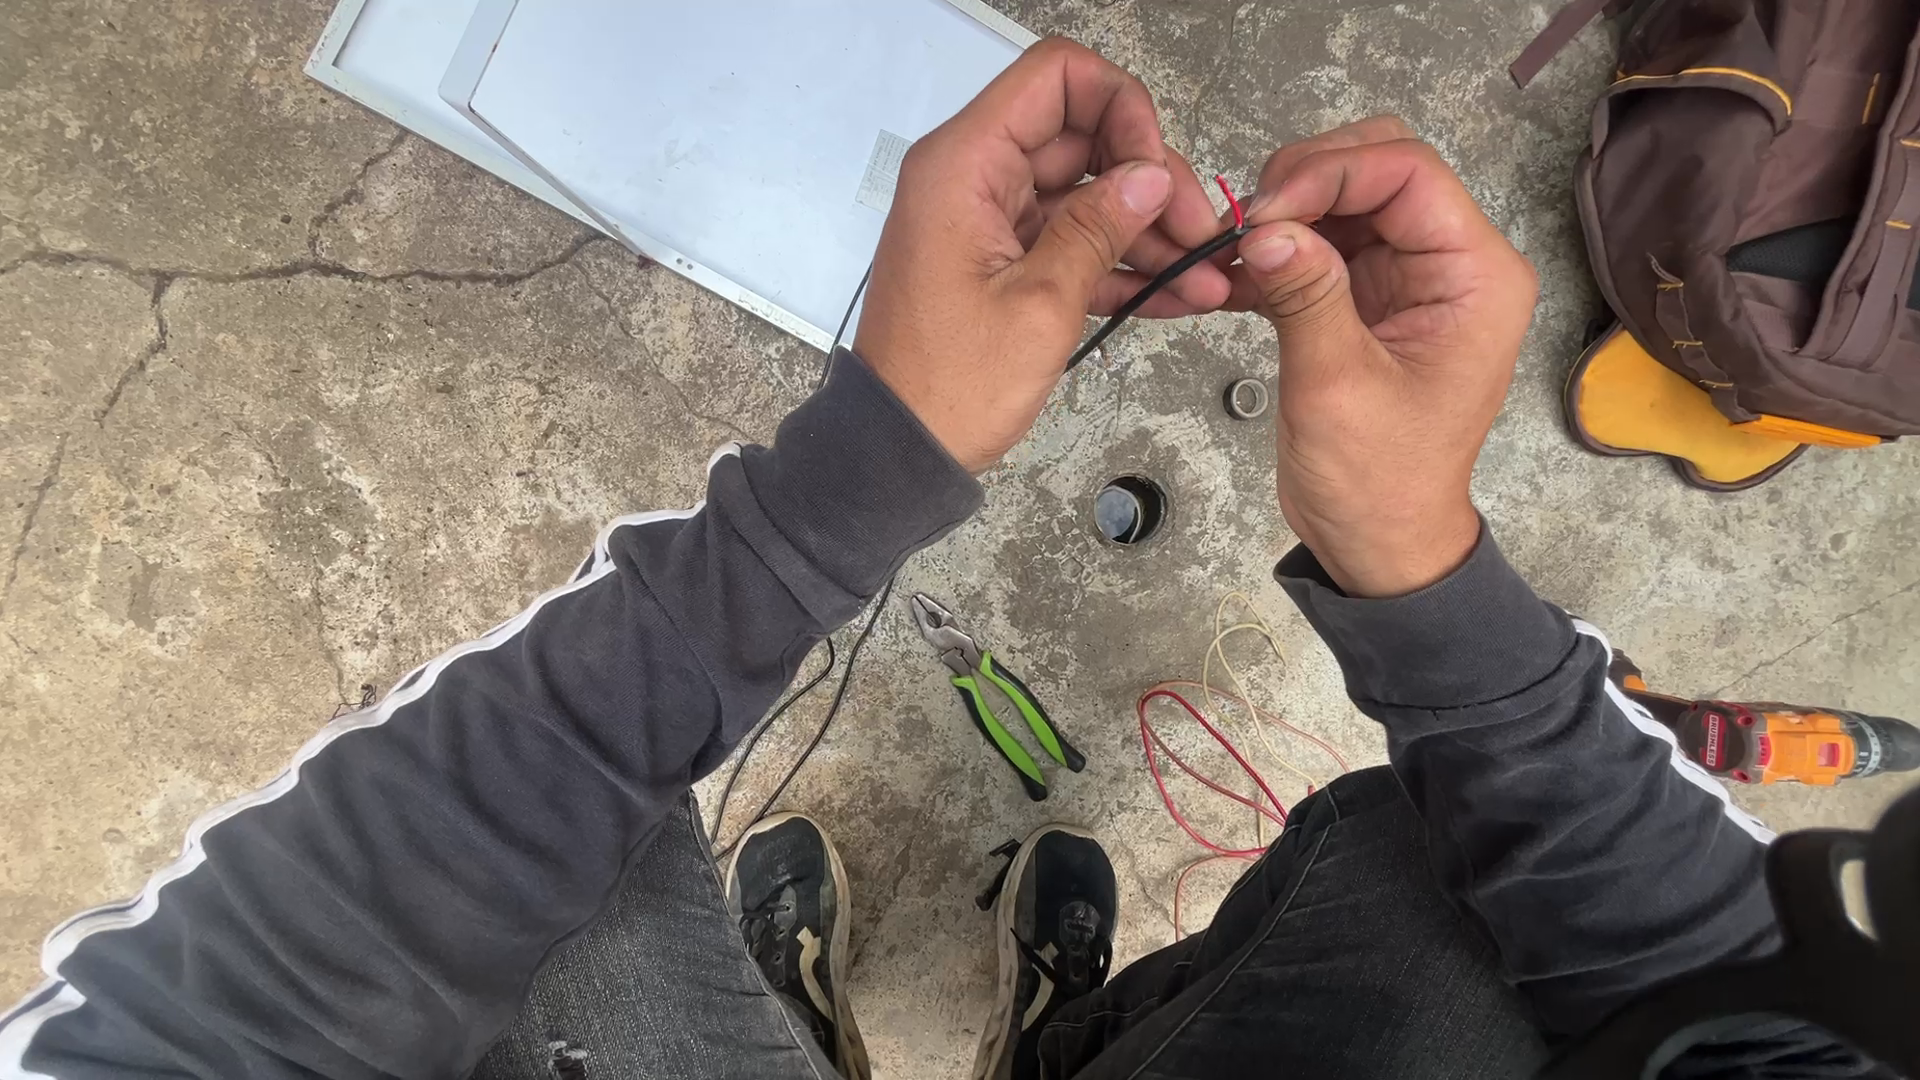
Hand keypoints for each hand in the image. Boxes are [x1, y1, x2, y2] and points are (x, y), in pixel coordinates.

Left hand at [855, 38, 1233, 472]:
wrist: (903, 450)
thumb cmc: (947, 390)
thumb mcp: (1038, 306)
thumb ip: (1096, 230)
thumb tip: (1147, 177)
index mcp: (964, 168)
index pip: (1056, 79)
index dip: (1121, 109)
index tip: (1155, 171)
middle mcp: (972, 183)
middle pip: (1081, 143)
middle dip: (1150, 186)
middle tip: (1202, 238)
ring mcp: (988, 228)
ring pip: (1083, 202)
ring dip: (1145, 237)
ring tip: (1206, 279)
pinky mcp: (1000, 269)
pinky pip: (1067, 249)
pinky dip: (1114, 270)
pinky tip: (1173, 295)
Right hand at [1227, 117, 1537, 596]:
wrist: (1375, 537)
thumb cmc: (1375, 478)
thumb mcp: (1336, 385)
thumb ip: (1305, 296)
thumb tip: (1261, 226)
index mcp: (1473, 274)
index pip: (1405, 173)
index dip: (1327, 175)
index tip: (1256, 214)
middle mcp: (1446, 264)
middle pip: (1378, 171)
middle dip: (1305, 183)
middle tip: (1241, 226)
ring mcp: (1401, 283)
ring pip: (1341, 207)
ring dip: (1282, 219)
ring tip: (1226, 252)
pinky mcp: (1361, 307)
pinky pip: (1317, 256)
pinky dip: (1273, 258)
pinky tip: (1229, 278)